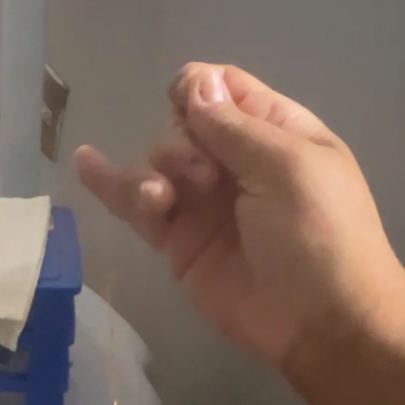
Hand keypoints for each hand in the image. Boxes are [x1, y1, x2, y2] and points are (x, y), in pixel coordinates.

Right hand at [74, 63, 404, 373]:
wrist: (318, 323)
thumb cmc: (319, 237)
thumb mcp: (289, 168)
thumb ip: (235, 127)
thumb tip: (192, 81)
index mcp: (274, 133)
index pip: (225, 90)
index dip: (198, 89)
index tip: (182, 104)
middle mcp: (234, 162)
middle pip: (182, 125)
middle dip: (179, 142)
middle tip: (202, 179)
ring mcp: (202, 203)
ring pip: (156, 163)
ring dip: (151, 173)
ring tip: (159, 200)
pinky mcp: (177, 241)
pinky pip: (137, 207)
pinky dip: (110, 185)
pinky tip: (85, 163)